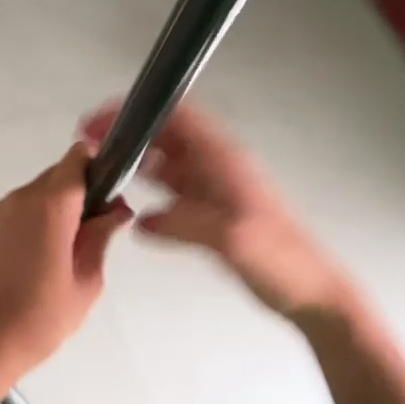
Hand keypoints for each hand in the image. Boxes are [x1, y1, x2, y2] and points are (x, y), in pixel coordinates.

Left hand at [0, 142, 129, 369]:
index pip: (77, 159)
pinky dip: (39, 216)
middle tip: (99, 227)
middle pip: (59, 174)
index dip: (98, 167)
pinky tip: (46, 253)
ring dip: (59, 205)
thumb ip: (102, 235)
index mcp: (50, 204)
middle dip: (82, 191)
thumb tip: (117, 209)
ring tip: (72, 247)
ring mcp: (2, 210)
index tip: (111, 193)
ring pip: (40, 191)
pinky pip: (23, 207)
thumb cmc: (46, 312)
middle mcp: (22, 197)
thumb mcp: (88, 277)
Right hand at [83, 102, 354, 323]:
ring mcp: (214, 187)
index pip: (178, 116)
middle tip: (89, 140)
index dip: (140, 109)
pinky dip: (147, 184)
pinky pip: (171, 188)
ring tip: (100, 162)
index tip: (103, 118)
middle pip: (167, 133)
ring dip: (136, 155)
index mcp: (224, 159)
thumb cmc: (281, 260)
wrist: (315, 294)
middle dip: (129, 130)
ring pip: (166, 158)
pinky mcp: (211, 210)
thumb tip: (141, 221)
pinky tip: (127, 197)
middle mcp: (217, 165)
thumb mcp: (231, 238)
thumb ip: (183, 223)